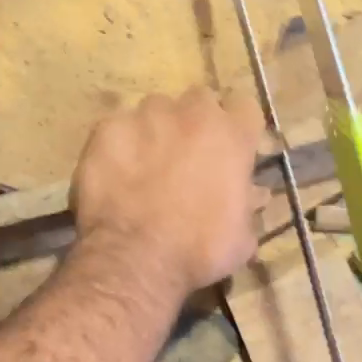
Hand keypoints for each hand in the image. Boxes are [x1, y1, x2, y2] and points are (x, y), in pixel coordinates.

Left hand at [70, 88, 262, 295]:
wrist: (136, 259)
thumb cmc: (199, 251)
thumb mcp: (241, 238)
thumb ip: (248, 207)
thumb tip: (255, 195)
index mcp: (231, 136)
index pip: (244, 107)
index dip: (237, 128)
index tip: (230, 149)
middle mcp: (190, 114)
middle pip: (198, 101)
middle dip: (196, 123)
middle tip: (188, 158)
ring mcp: (145, 117)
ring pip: (155, 110)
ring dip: (156, 131)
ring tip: (147, 166)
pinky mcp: (106, 129)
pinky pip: (117, 128)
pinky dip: (120, 146)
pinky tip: (116, 174)